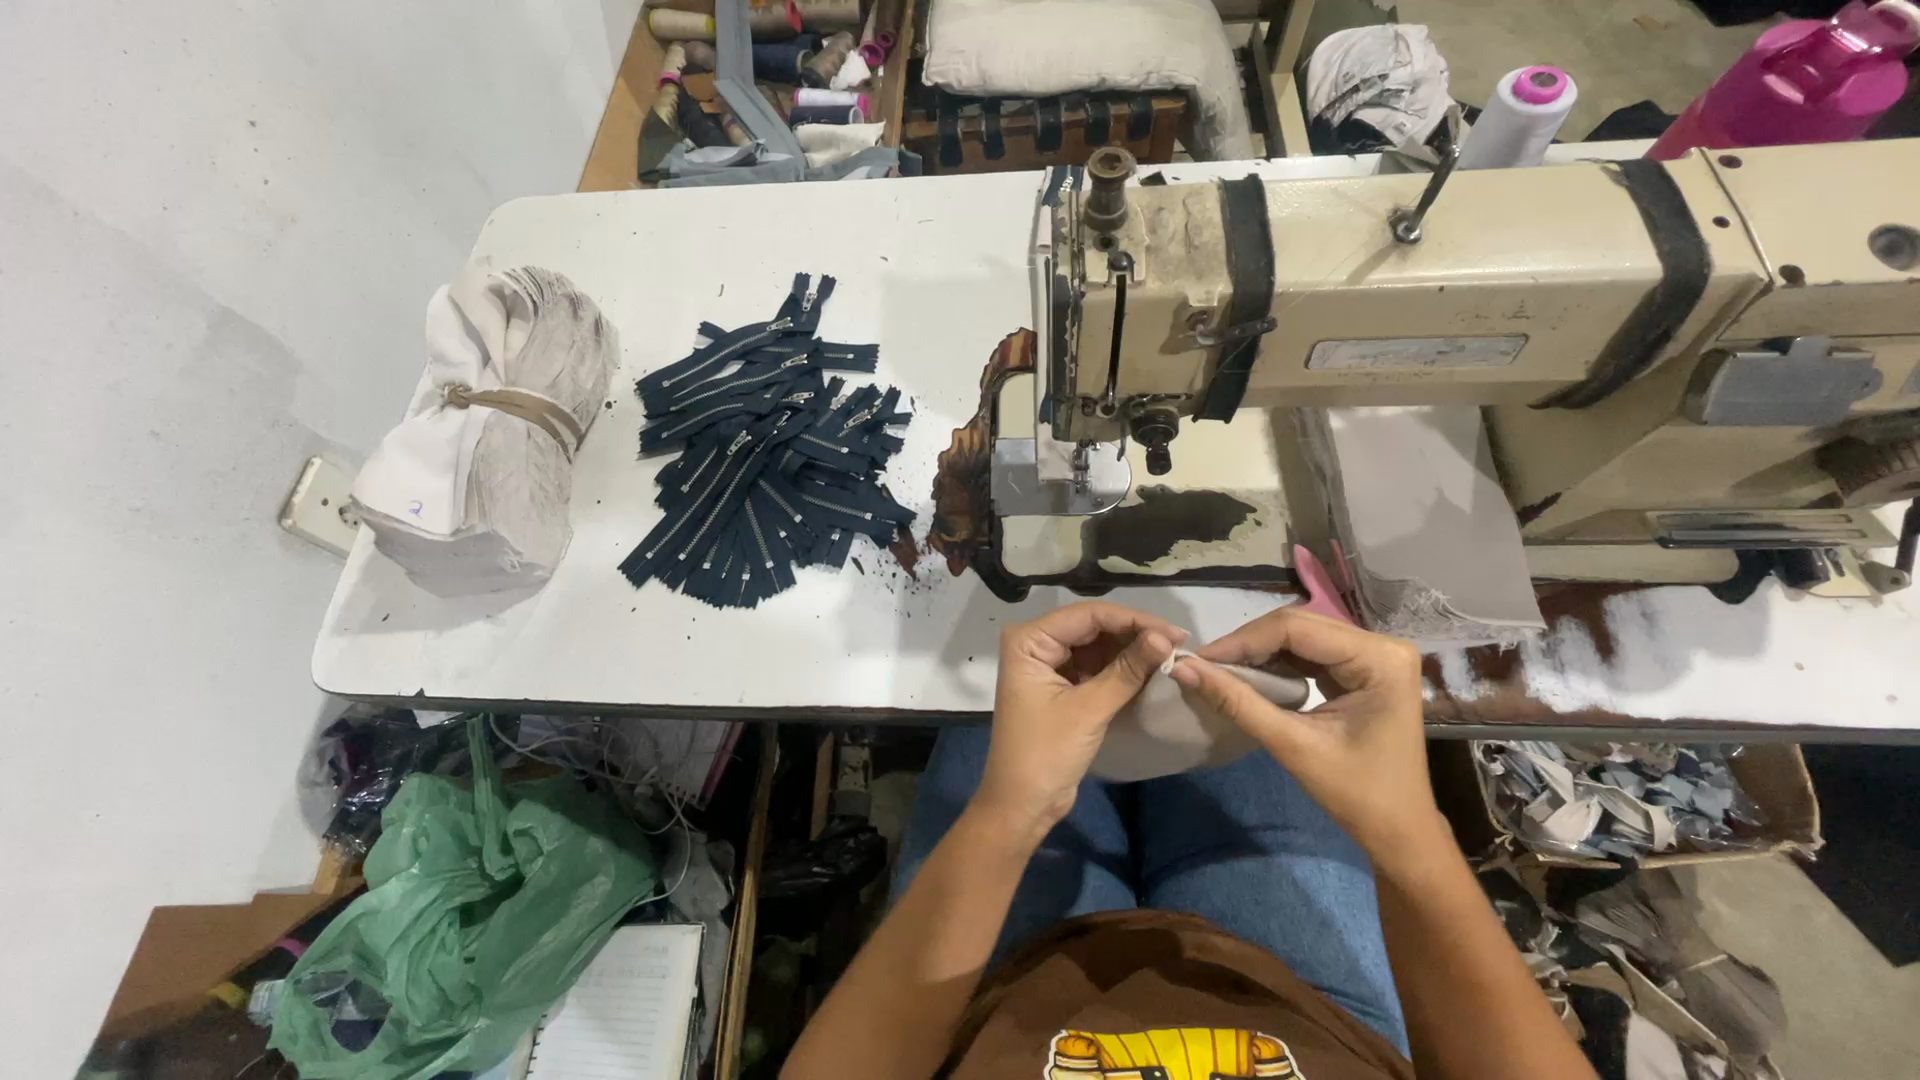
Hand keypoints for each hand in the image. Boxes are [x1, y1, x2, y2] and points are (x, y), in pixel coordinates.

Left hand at [976, 602, 1184, 840]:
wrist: (1022, 803)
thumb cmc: (1046, 753)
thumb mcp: (1090, 709)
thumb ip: (1127, 670)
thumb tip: (1166, 638)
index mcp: (1029, 640)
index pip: (1088, 615)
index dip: (1133, 620)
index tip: (1175, 633)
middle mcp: (1035, 643)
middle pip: (1093, 626)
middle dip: (1134, 633)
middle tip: (1179, 643)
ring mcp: (1047, 664)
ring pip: (1096, 645)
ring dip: (1130, 650)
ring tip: (1171, 654)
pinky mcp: (1060, 685)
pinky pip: (1094, 666)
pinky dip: (1120, 668)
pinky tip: (1150, 669)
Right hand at [1168, 608, 1444, 867]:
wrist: (1398, 831)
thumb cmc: (1355, 793)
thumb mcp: (1291, 745)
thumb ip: (1237, 702)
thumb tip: (1183, 669)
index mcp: (1379, 658)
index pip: (1296, 628)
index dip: (1243, 640)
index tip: (1198, 659)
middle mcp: (1382, 645)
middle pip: (1299, 625)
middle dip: (1248, 643)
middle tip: (1204, 664)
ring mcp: (1374, 655)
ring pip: (1301, 635)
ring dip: (1259, 651)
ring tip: (1220, 669)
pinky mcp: (1363, 668)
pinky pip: (1310, 652)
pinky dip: (1276, 662)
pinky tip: (1250, 675)